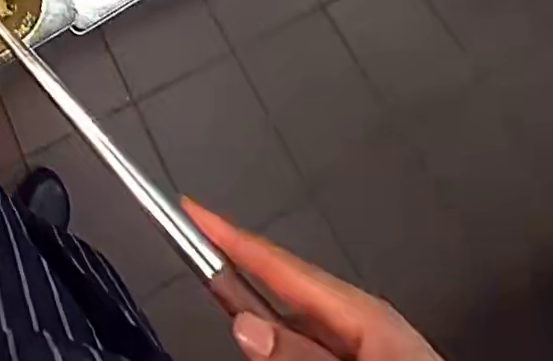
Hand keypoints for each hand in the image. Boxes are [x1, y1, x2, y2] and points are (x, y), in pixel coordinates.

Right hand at [185, 199, 444, 360]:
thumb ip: (302, 354)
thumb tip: (243, 324)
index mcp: (364, 312)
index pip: (278, 261)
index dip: (228, 232)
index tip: (189, 206)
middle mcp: (360, 321)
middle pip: (281, 284)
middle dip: (237, 263)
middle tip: (192, 240)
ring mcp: (362, 341)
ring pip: (291, 315)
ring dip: (257, 305)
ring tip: (225, 282)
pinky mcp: (361, 354)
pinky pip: (307, 336)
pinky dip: (283, 336)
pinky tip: (269, 340)